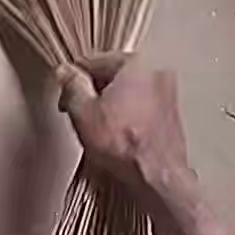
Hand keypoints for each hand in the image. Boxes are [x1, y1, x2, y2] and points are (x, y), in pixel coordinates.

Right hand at [55, 56, 193, 194]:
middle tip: (78, 114)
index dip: (71, 81)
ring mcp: (167, 92)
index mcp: (134, 63)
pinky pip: (140, 107)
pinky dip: (126, 117)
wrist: (155, 173)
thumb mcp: (82, 112)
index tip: (64, 97)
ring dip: (110, 105)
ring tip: (98, 129)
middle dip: (92, 93)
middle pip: (112, 75)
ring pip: (127, 92)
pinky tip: (116, 136)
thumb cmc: (124, 145)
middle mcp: (155, 71)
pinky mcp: (170, 113)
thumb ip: (71, 86)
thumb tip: (65, 72)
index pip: (93, 61)